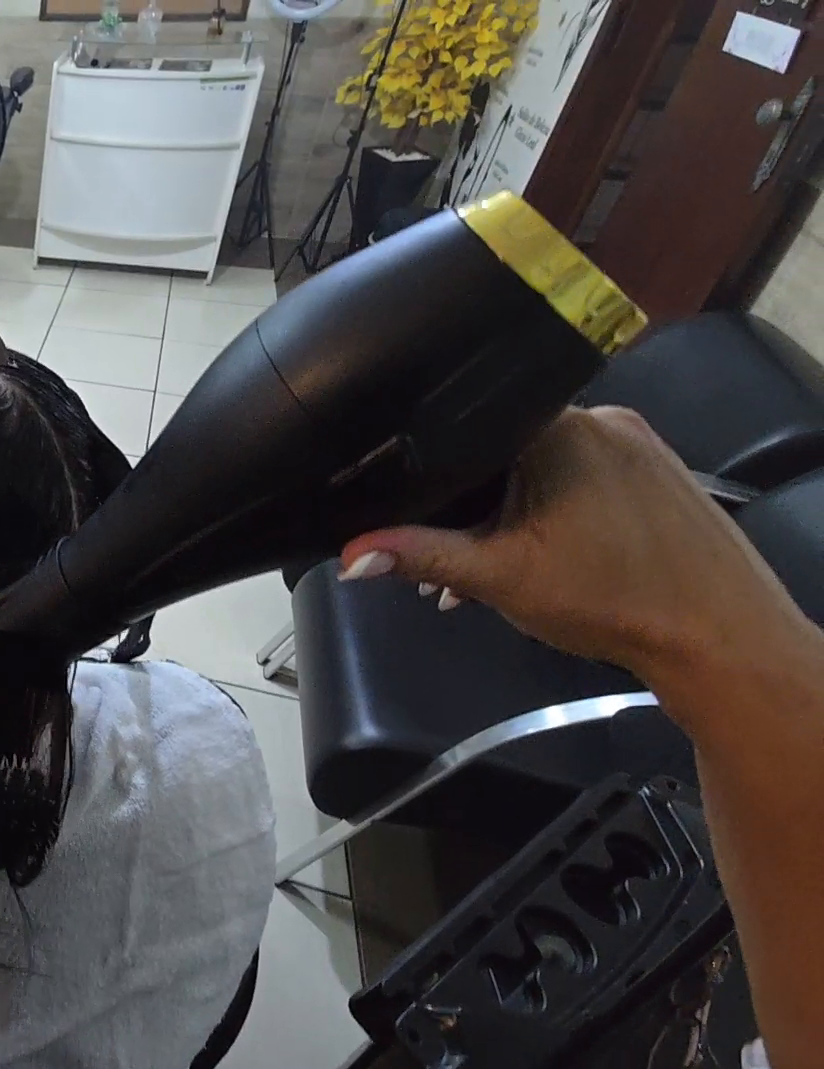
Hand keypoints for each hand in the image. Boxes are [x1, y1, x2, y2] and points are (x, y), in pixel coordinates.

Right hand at [337, 407, 813, 691]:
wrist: (726, 641)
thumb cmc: (611, 598)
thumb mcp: (496, 576)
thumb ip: (418, 556)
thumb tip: (349, 557)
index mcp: (559, 430)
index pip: (463, 428)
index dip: (424, 464)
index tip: (396, 499)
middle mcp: (600, 421)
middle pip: (494, 448)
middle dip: (459, 498)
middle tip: (432, 543)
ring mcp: (633, 443)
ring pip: (531, 463)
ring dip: (496, 505)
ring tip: (473, 558)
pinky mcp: (651, 470)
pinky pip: (569, 473)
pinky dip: (535, 505)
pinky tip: (522, 547)